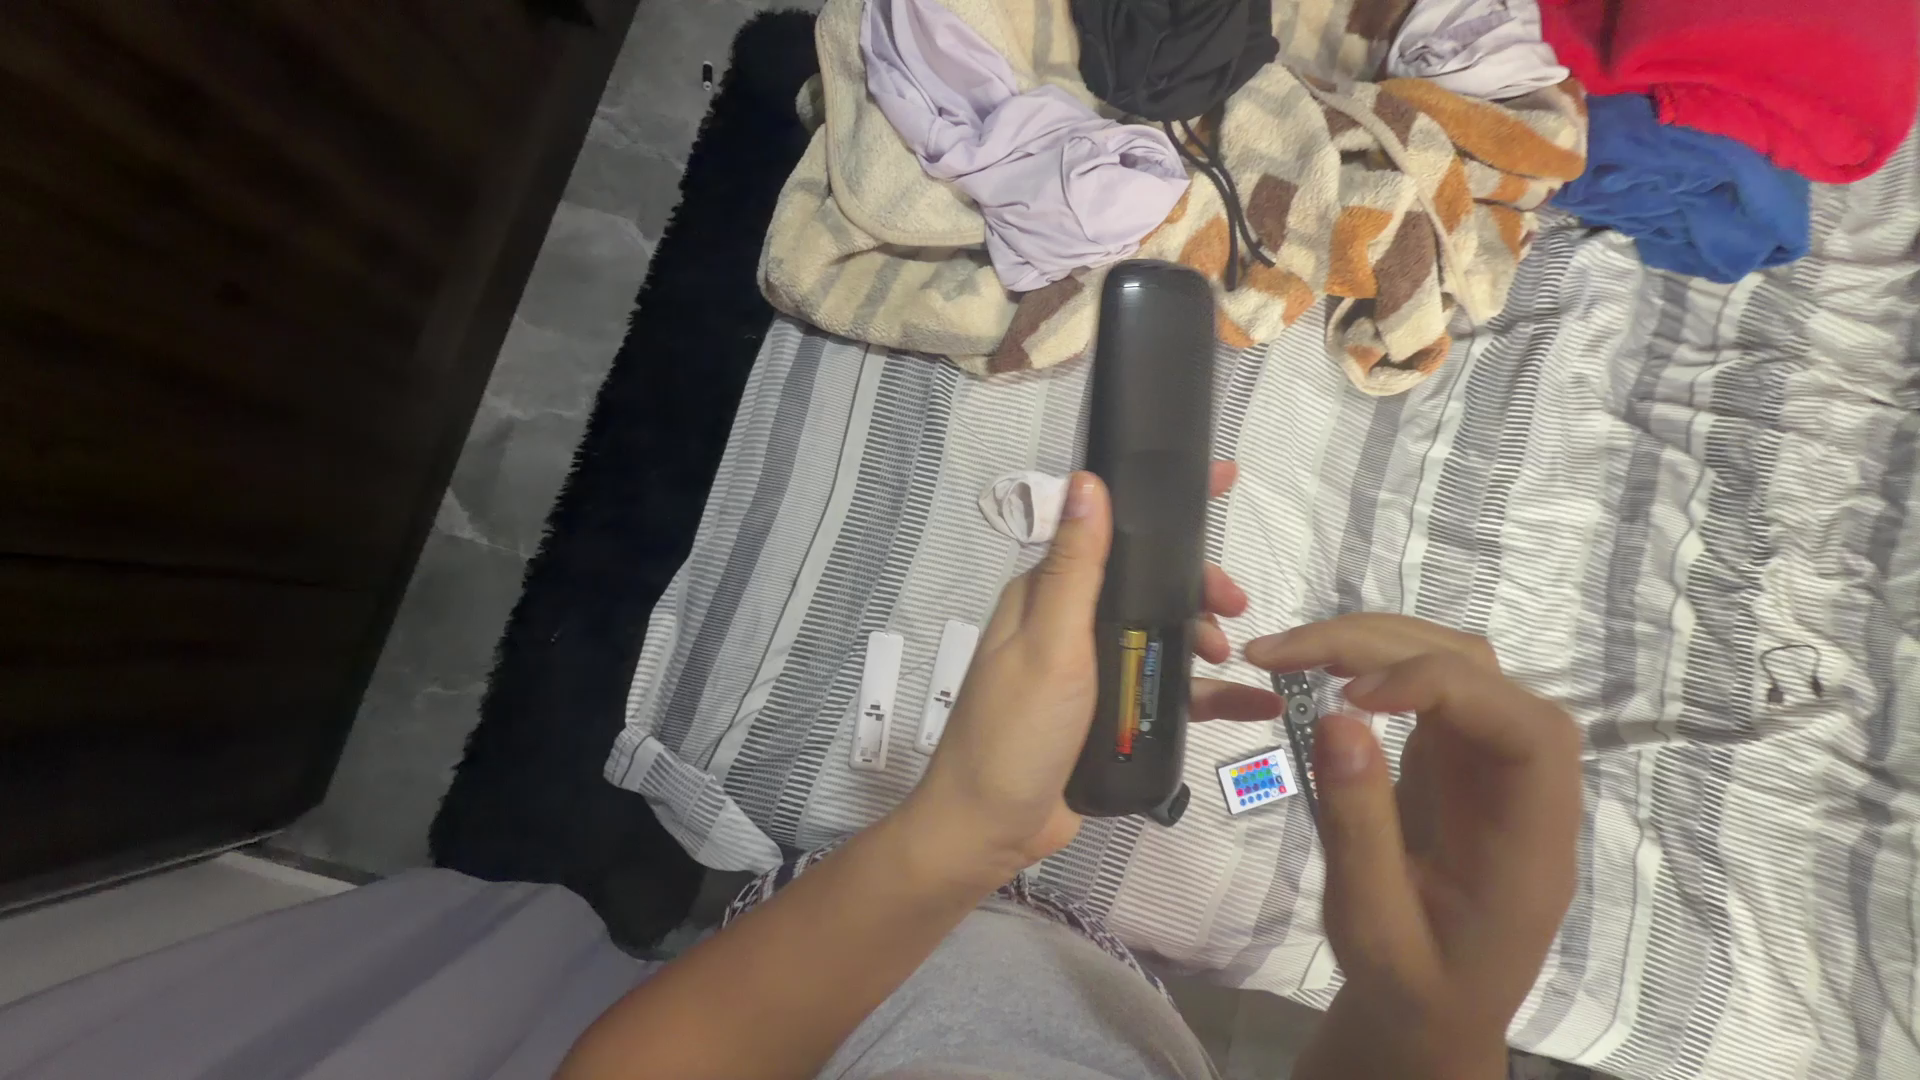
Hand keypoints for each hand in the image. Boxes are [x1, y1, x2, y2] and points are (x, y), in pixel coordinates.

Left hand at [901, 467, 1281, 885]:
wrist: (992, 828)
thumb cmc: (1016, 728)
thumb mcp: (1049, 641)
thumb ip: (1075, 567)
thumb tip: (1087, 480)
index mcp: (1046, 596)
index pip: (1108, 533)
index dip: (1161, 507)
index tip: (1220, 482)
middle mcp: (1067, 626)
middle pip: (1144, 587)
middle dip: (1192, 587)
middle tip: (1233, 606)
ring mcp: (1089, 672)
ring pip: (1158, 637)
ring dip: (1200, 637)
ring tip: (1230, 655)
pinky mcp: (1109, 715)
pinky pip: (1163, 692)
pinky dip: (1207, 694)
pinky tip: (1253, 703)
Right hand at [1246, 616, 1581, 1079]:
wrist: (1430, 1004)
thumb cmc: (1410, 979)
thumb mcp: (1371, 924)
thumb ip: (1360, 828)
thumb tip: (1337, 718)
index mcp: (1529, 838)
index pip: (1525, 729)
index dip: (1445, 688)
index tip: (1349, 696)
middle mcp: (1521, 782)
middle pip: (1479, 673)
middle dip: (1378, 645)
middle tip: (1280, 653)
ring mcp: (1486, 761)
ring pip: (1450, 663)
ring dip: (1368, 642)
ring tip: (1285, 651)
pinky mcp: (1451, 754)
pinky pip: (1423, 684)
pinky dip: (1366, 661)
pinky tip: (1317, 667)